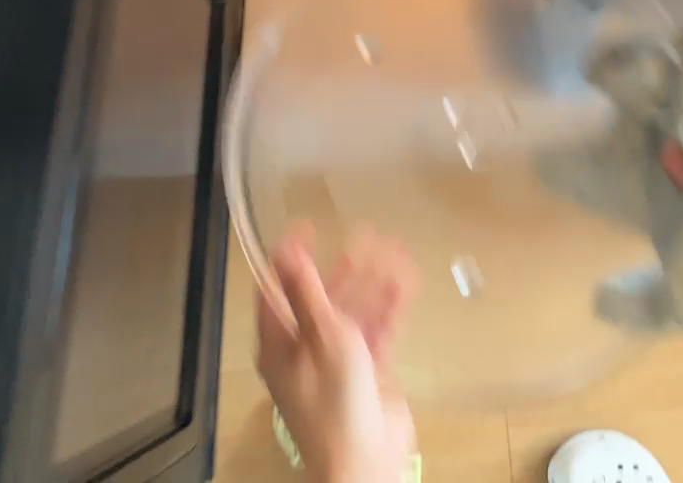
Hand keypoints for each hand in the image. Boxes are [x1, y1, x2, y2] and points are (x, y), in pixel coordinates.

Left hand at [256, 225, 416, 482]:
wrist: (366, 457)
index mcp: (281, 341)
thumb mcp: (320, 335)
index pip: (278, 289)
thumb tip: (284, 249)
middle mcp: (306, 345)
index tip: (308, 224)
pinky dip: (390, 306)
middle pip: (324, 295)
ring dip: (375, 281)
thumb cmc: (333, 397)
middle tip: (368, 233)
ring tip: (396, 250)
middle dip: (347, 266)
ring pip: (355, 308)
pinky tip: (405, 283)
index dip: (290, 257)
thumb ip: (307, 290)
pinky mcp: (368, 367)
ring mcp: (338, 357)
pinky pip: (378, 328)